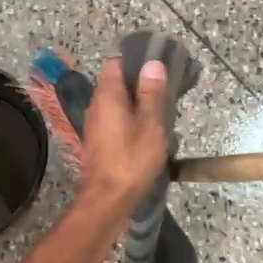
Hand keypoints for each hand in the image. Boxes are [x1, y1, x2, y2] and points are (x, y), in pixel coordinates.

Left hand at [76, 57, 170, 211]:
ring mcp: (95, 123)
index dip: (136, 62)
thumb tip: (153, 63)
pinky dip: (131, 120)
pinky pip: (116, 120)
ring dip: (138, 105)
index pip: (116, 63)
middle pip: (117, 83)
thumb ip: (152, 93)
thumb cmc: (131, 159)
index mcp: (107, 95)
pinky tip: (149, 134)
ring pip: (118, 103)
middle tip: (167, 93)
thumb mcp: (150, 124)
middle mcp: (96, 104)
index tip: (159, 68)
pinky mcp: (99, 140)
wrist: (106, 200)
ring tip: (163, 115)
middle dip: (141, 85)